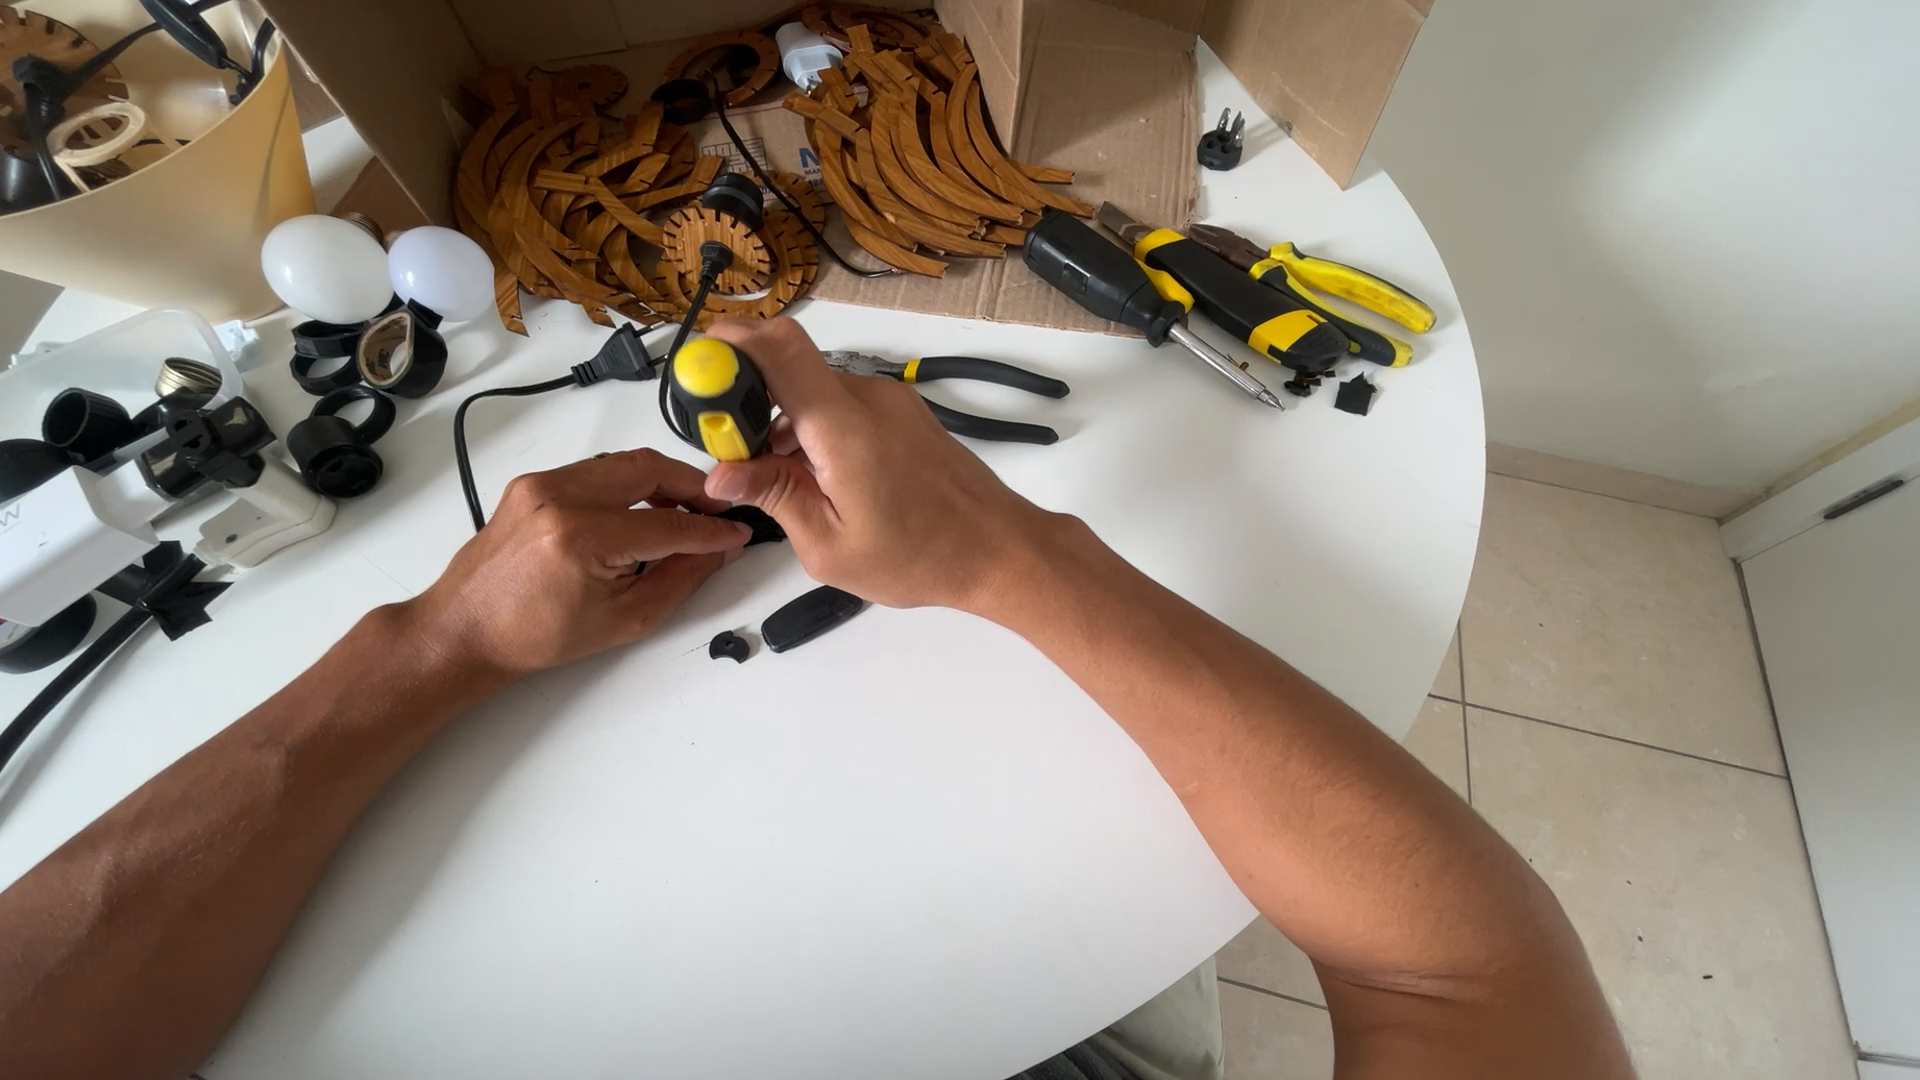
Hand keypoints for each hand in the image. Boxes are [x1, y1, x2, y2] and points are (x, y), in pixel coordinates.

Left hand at [406, 449, 751, 679]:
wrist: (466, 629)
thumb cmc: (536, 634)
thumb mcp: (627, 619)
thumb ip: (681, 579)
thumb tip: (718, 552)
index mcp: (581, 538)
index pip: (670, 524)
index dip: (713, 531)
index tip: (737, 534)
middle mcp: (558, 498)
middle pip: (651, 469)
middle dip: (695, 488)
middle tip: (718, 511)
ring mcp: (541, 484)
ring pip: (627, 462)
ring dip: (666, 481)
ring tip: (687, 510)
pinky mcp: (534, 482)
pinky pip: (600, 469)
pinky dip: (633, 483)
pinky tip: (647, 508)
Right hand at [700, 318, 1063, 611]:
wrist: (998, 549)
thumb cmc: (923, 557)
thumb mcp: (830, 546)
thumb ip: (773, 496)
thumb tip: (722, 473)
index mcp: (844, 426)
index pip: (777, 346)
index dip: (729, 343)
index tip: (699, 373)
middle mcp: (869, 398)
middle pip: (789, 368)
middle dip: (749, 403)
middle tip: (737, 458)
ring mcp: (891, 402)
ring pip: (816, 390)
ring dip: (786, 423)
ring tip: (788, 483)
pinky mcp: (904, 413)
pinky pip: (845, 404)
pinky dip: (819, 429)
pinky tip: (822, 477)